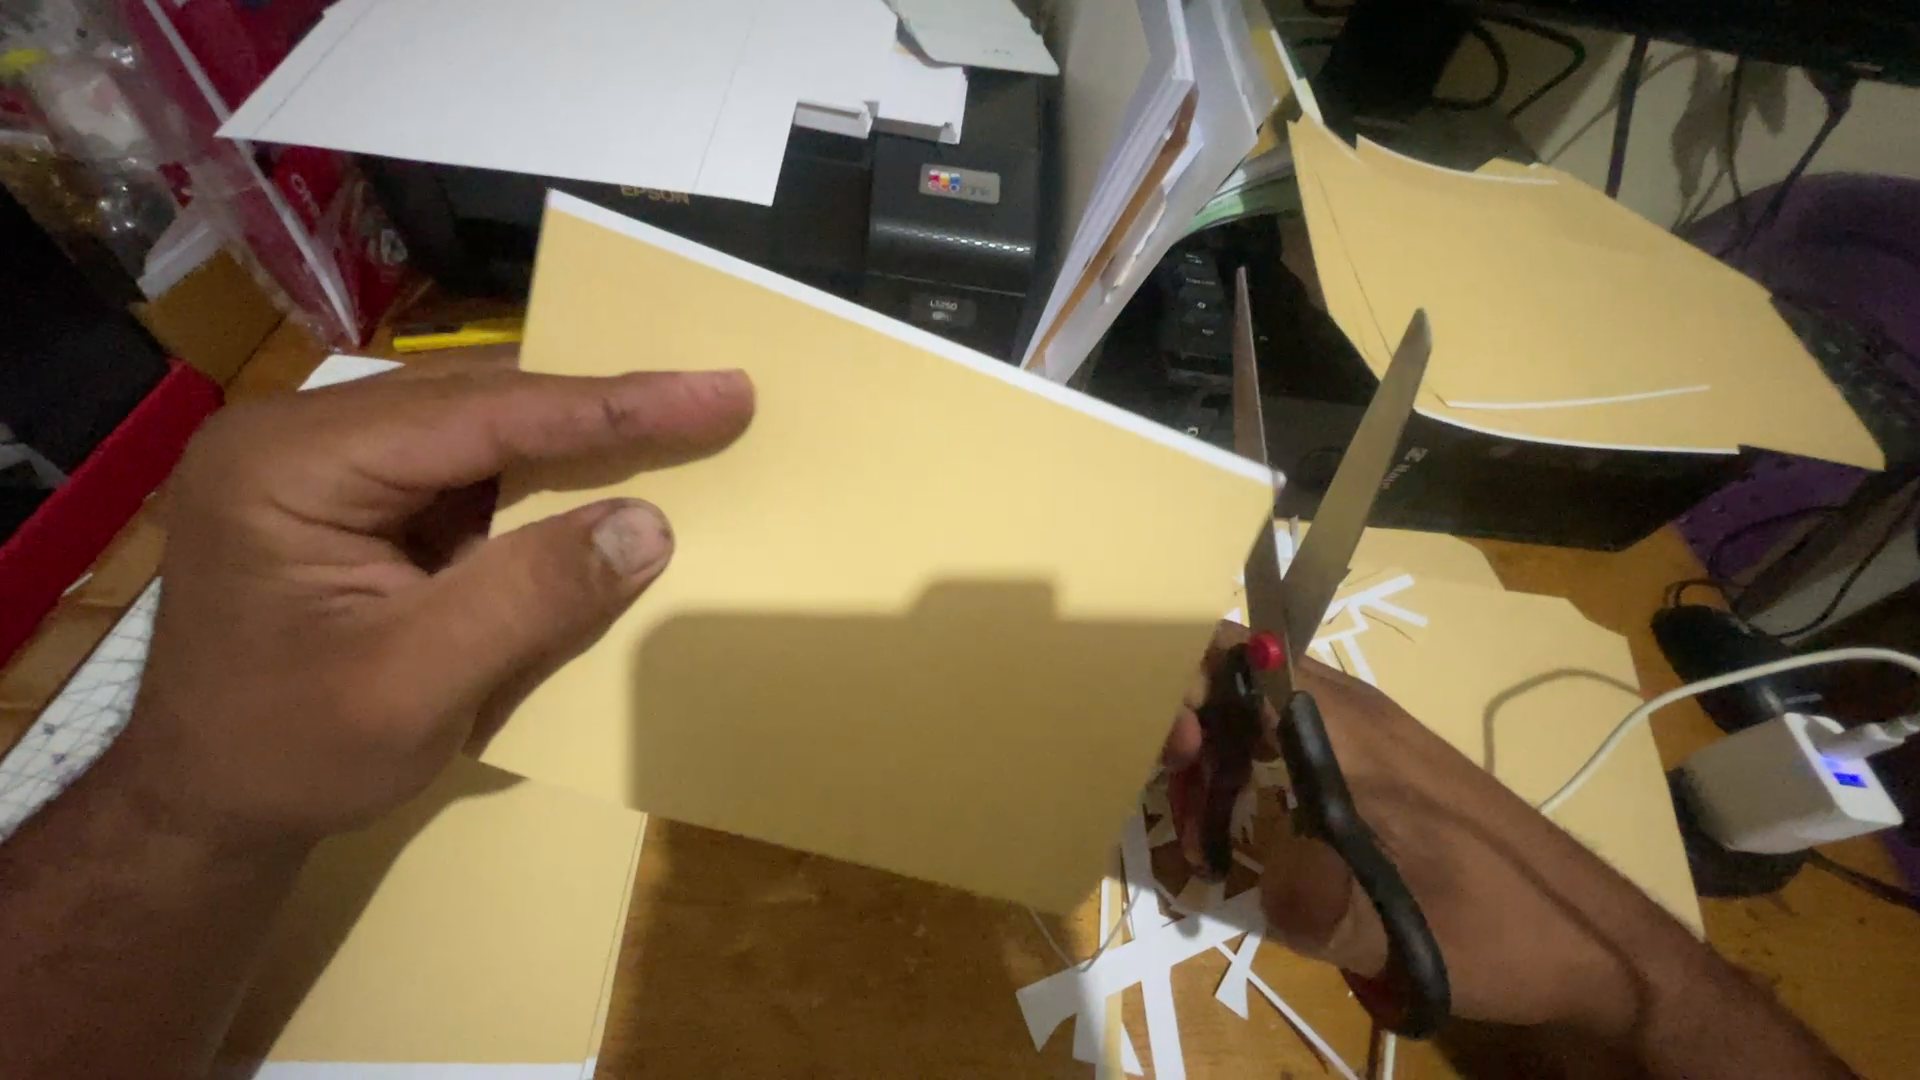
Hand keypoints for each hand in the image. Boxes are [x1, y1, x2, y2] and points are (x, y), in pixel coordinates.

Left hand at [112, 355, 753, 849]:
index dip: (614, 406)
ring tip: (680, 423)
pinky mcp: (376, 497)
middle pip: (490, 398)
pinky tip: (607, 472)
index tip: (719, 394)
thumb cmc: (291, 753)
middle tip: (713, 400)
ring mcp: (341, 463)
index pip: (484, 415)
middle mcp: (310, 438)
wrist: (212, 804)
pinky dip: (560, 469)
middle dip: (609, 405)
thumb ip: (530, 598)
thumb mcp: (414, 687)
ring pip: (492, 420)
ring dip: (589, 430)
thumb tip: (651, 525)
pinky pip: (486, 462)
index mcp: (292, 465)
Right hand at [1165, 622, 1686, 1038]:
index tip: (1178, 751)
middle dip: (1184, 722)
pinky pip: (1277, 734)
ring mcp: (1354, 733)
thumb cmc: (1505, 926)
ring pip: (1250, 705)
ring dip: (1212, 750)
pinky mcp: (1364, 763)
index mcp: (1345, 723)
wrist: (1602, 949)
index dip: (1183, 681)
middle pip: (1230, 674)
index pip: (1238, 651)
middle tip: (1183, 797)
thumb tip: (1248, 875)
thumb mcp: (1411, 935)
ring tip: (1205, 821)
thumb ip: (1327, 908)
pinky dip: (1242, 766)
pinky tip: (1245, 826)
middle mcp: (1343, 709)